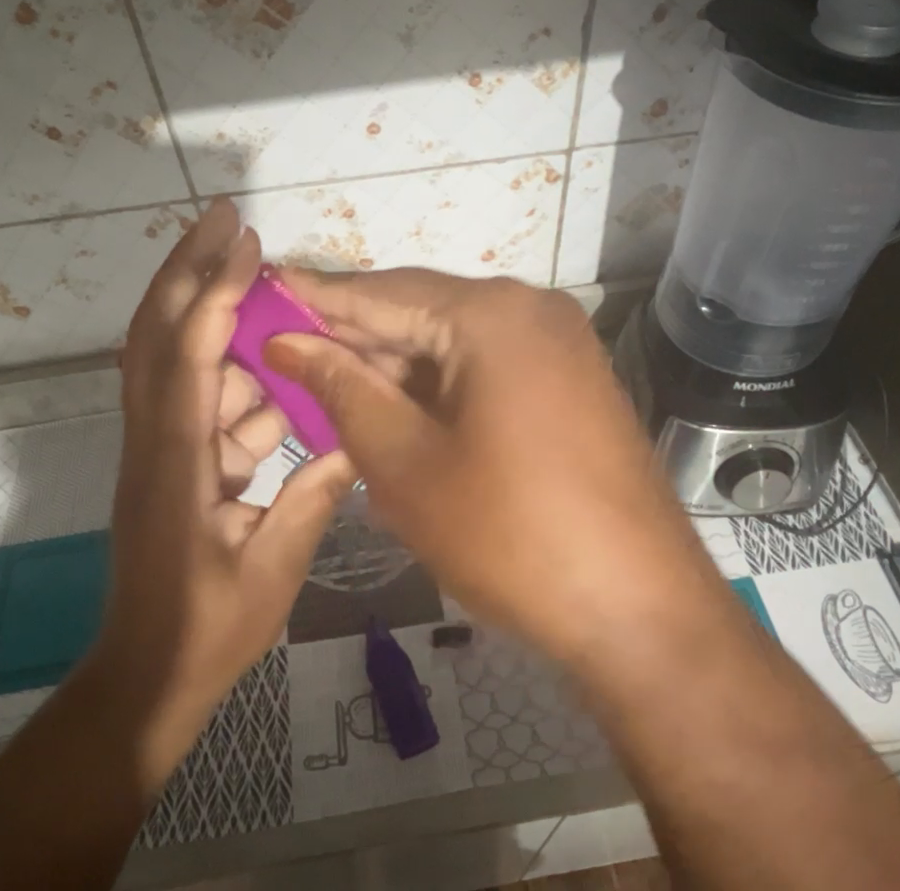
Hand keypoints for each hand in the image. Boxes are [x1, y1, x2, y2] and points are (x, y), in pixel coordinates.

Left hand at [102, 200, 354, 783]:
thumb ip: (311, 499)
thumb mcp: (272, 569)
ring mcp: (159, 453)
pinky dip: (238, 389)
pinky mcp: (171, 468)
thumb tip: (353, 443)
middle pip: (159, 335)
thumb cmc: (207, 630)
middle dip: (189, 269)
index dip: (214, 291)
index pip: (188, 357)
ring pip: (181, 366)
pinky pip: (202, 408)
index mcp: (176, 463)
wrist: (147, 676)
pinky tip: (283, 397)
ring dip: (222, 329)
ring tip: (277, 302)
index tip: (245, 241)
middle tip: (224, 217)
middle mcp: (156, 442)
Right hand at [263, 270, 727, 676]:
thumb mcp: (406, 464)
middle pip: (421, 312)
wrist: (640, 609)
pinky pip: (489, 370)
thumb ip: (343, 390)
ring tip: (327, 393)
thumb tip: (290, 341)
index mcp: (491, 314)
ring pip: (455, 344)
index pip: (380, 290)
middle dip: (353, 340)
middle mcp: (533, 310)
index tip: (260, 292)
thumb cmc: (510, 536)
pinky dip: (439, 389)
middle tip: (283, 357)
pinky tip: (396, 416)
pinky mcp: (575, 384)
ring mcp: (563, 347)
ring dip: (395, 370)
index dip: (314, 297)